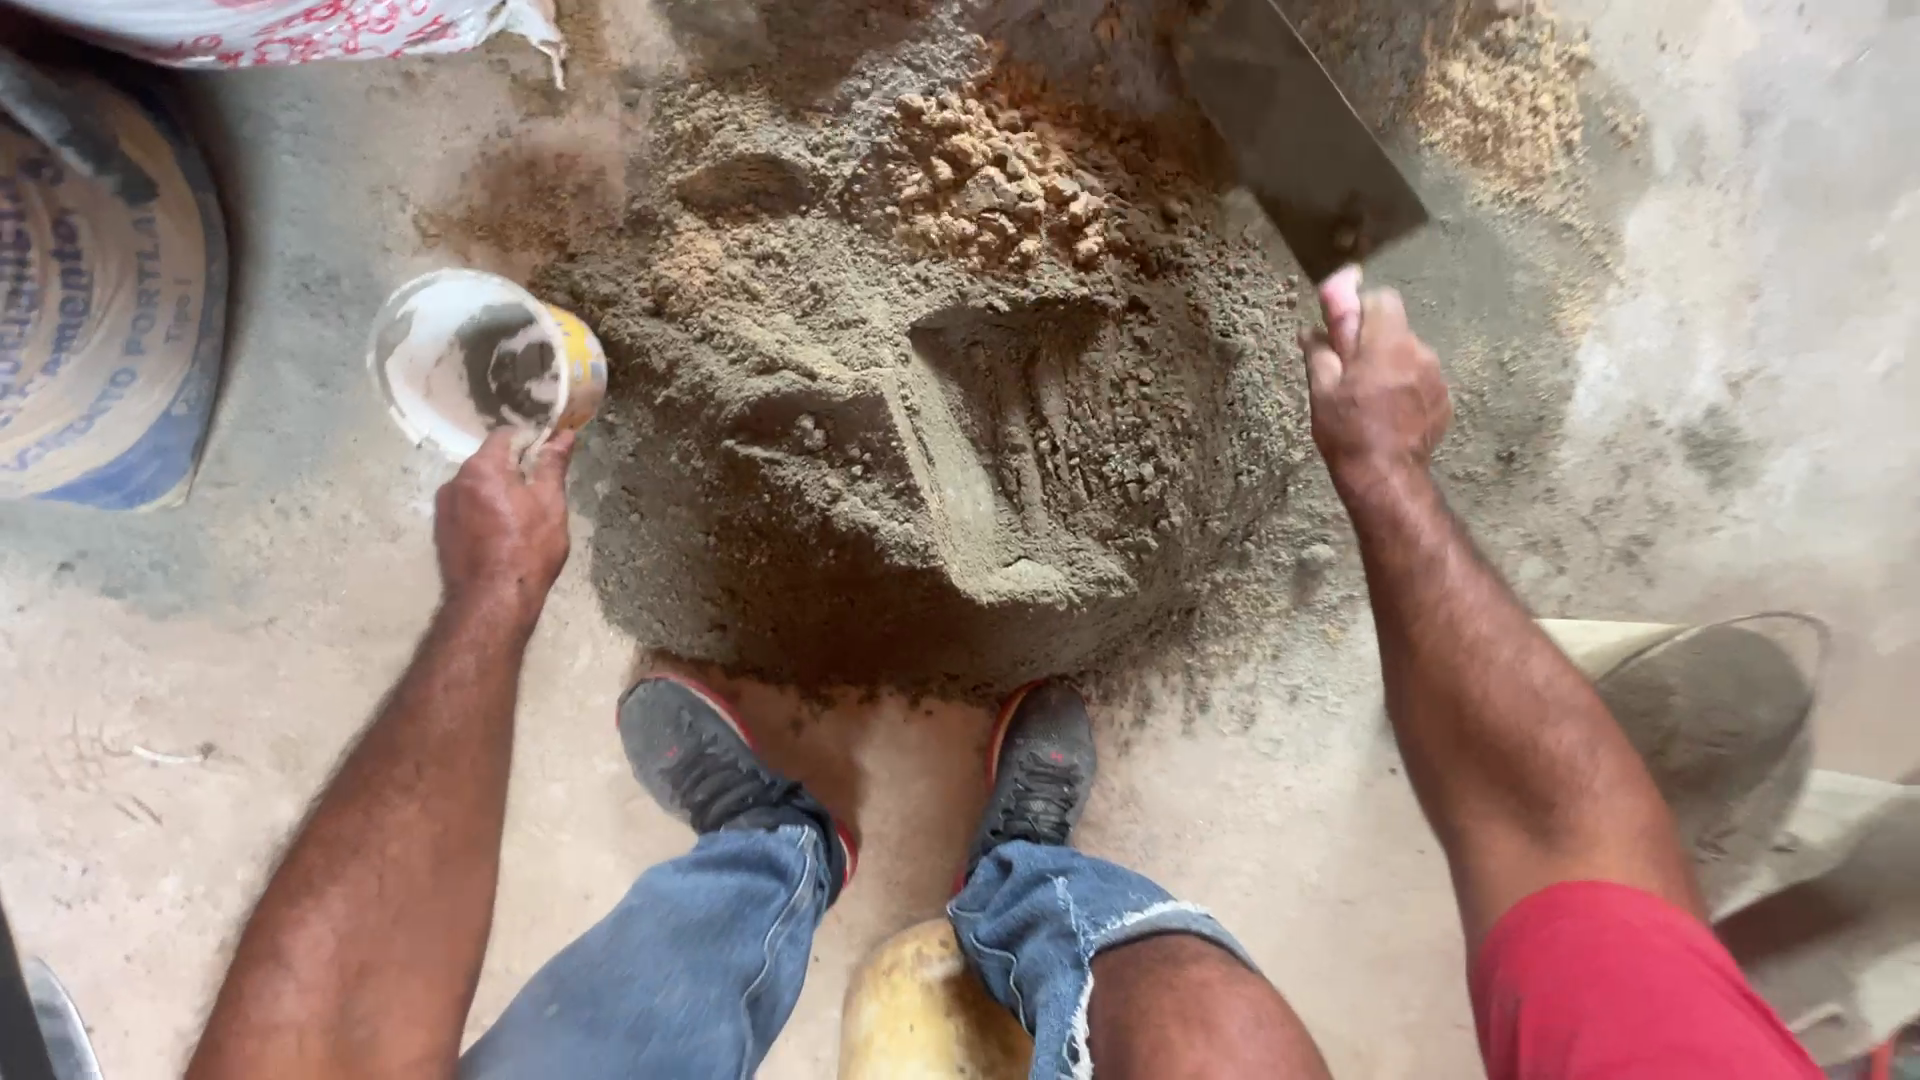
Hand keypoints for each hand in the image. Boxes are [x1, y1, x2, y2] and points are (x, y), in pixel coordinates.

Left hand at [434, 429, 575, 621]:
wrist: (493, 598)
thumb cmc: (529, 548)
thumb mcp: (550, 503)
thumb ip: (553, 465)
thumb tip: (563, 435)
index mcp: (482, 468)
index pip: (505, 436)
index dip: (531, 441)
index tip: (550, 457)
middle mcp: (455, 481)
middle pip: (490, 461)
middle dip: (516, 469)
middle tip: (542, 493)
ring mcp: (444, 506)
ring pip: (478, 486)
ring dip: (499, 491)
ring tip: (523, 518)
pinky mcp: (441, 529)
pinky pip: (467, 507)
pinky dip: (485, 510)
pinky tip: (503, 534)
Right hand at [1299, 268, 1452, 497]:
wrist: (1384, 474)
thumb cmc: (1346, 430)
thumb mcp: (1321, 391)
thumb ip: (1320, 352)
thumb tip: (1311, 330)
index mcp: (1386, 344)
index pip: (1381, 299)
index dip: (1360, 310)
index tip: (1343, 330)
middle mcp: (1418, 351)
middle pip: (1394, 329)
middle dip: (1372, 342)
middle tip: (1349, 372)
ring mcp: (1436, 376)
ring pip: (1408, 355)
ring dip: (1389, 366)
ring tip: (1368, 398)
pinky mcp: (1444, 399)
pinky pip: (1420, 380)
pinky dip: (1404, 388)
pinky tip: (1387, 413)